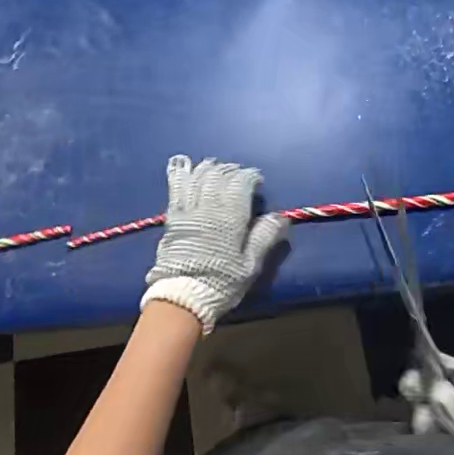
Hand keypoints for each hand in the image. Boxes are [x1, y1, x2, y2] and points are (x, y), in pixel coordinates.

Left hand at [141, 156, 285, 332]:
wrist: (184, 292)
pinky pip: (176, 187)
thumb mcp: (250, 264)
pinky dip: (179, 172)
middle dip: (230, 170)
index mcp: (231, 216)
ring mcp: (188, 209)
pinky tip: (181, 162)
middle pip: (219, 176)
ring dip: (207, 168)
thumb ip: (264, 237)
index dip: (249, 177)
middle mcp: (209, 206)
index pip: (240, 183)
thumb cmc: (221, 281)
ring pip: (198, 177)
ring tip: (214, 166)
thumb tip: (280, 216)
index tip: (256, 180)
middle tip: (236, 174)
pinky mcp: (173, 216)